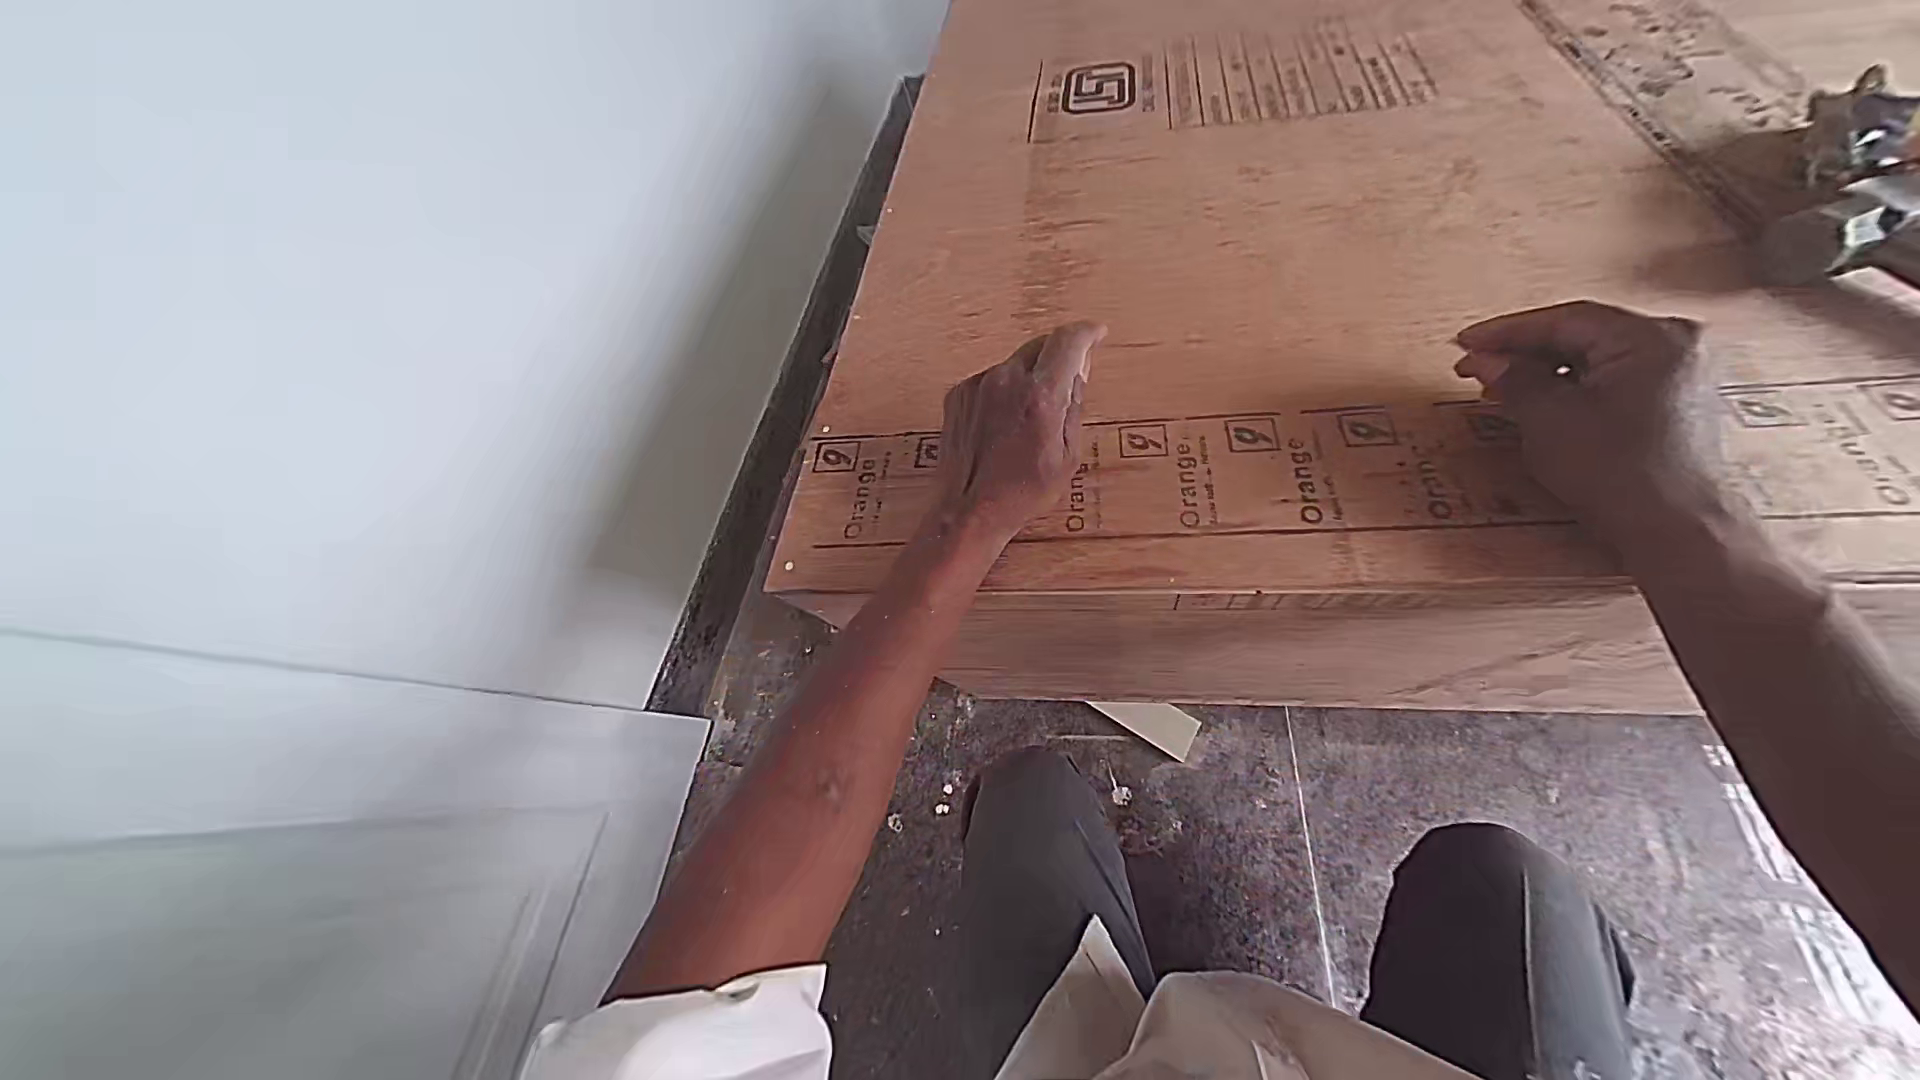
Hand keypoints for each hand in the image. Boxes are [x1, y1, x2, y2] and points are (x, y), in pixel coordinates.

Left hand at [930, 321, 1105, 539]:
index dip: (1088, 332)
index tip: (1097, 334)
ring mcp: (978, 385)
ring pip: (1014, 364)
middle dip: (1058, 356)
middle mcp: (1006, 380)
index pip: (1069, 341)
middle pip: (1040, 345)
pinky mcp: (958, 394)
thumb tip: (1077, 371)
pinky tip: (1004, 425)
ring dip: (1029, 377)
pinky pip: (990, 380)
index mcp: (1040, 395)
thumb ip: (1074, 405)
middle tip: (1066, 383)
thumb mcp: (1068, 455)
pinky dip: (1003, 392)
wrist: (970, 509)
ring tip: (1029, 419)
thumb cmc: (1023, 491)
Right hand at [1454, 300, 1721, 549]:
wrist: (1670, 523)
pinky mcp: (1671, 398)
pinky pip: (1608, 376)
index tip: (1463, 342)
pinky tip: (1534, 400)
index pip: (1565, 319)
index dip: (1506, 330)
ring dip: (1540, 368)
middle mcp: (1674, 343)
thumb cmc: (1612, 467)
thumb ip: (1514, 379)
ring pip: (1593, 356)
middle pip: (1582, 334)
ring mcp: (1678, 371)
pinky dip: (1565, 384)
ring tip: (1495, 386)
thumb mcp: (1547, 418)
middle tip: (1473, 365)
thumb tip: (1485, 359)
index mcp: (1650, 337)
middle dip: (1522, 349)